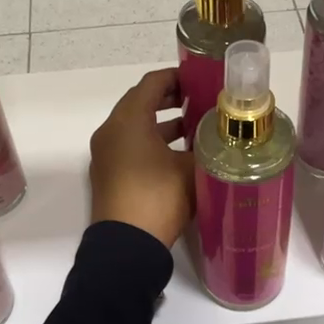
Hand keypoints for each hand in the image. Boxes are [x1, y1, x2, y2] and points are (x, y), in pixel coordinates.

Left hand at [89, 68, 194, 246]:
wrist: (127, 246)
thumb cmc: (159, 197)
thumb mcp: (191, 169)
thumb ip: (205, 145)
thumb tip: (218, 136)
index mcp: (127, 120)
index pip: (151, 83)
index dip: (176, 77)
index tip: (200, 79)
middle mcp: (110, 132)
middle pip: (140, 104)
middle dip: (170, 100)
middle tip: (199, 102)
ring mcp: (104, 156)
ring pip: (135, 128)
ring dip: (161, 125)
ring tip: (194, 129)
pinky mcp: (107, 176)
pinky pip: (129, 148)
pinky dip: (151, 144)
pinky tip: (177, 157)